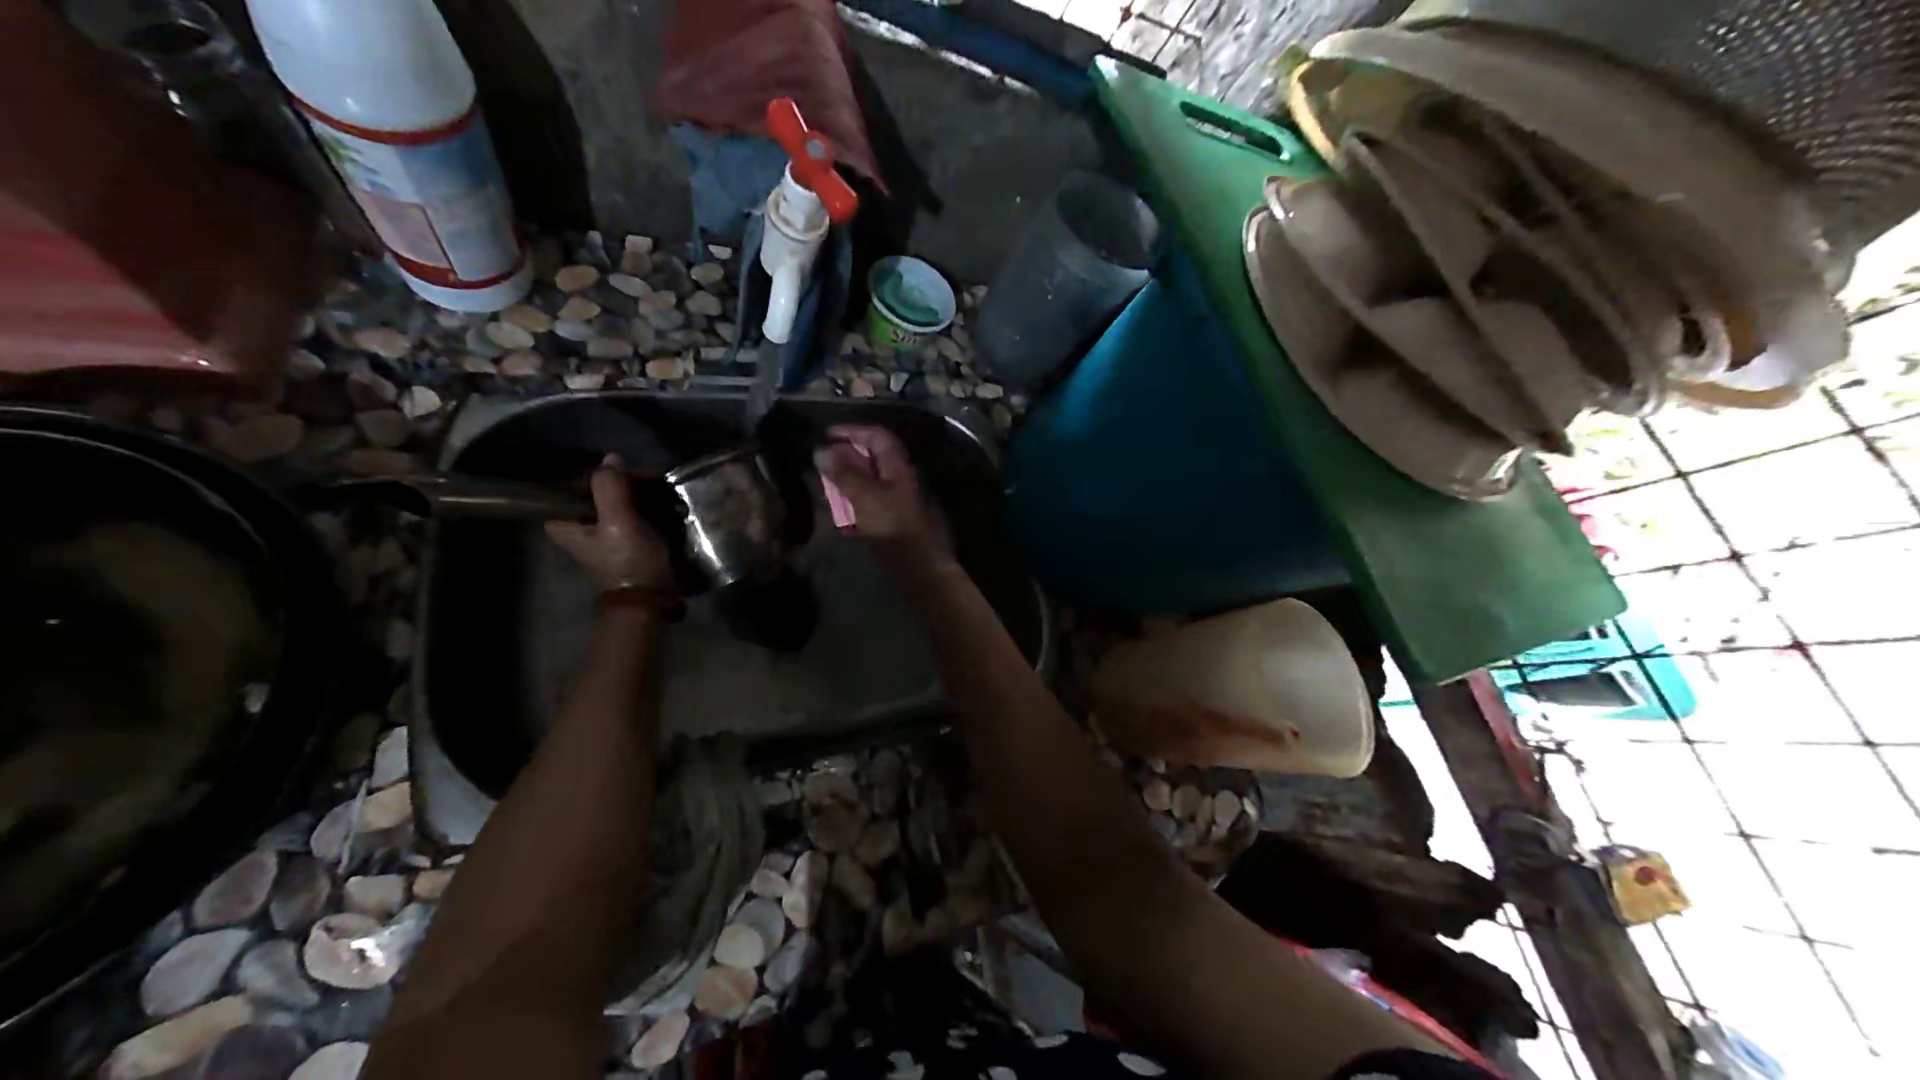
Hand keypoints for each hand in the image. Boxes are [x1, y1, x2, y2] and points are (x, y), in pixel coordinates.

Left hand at [545, 454, 673, 590]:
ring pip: (616, 497)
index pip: (577, 481)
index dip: (604, 475)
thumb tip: (611, 458)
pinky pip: (629, 510)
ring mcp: (599, 530)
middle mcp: (575, 523)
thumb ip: (610, 488)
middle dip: (625, 483)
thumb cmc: (628, 561)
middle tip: (651, 483)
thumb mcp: (619, 522)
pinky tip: (662, 503)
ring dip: (638, 492)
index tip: (629, 477)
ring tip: (661, 492)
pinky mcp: (620, 536)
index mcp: (562, 520)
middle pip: (598, 488)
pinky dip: (644, 504)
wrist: (651, 596)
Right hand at [812, 424, 940, 551]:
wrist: (917, 563)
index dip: (853, 430)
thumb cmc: (892, 524)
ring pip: (869, 481)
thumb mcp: (864, 495)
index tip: (828, 434)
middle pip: (872, 458)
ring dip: (847, 480)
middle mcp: (899, 478)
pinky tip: (840, 513)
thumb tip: (821, 451)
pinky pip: (868, 503)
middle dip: (846, 456)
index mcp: (897, 466)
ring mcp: (896, 499)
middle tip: (823, 461)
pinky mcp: (891, 519)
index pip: (877, 436)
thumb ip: (843, 472)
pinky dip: (853, 502)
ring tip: (826, 484)